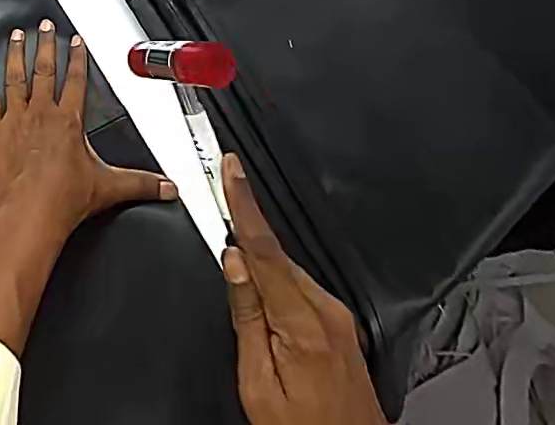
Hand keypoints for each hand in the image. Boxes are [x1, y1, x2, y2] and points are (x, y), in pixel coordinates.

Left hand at [0, 20, 175, 231]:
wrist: (29, 213)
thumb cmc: (64, 199)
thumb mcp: (108, 188)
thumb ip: (140, 183)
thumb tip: (166, 188)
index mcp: (68, 120)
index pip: (75, 80)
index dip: (76, 57)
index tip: (75, 40)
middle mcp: (41, 112)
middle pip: (44, 70)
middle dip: (45, 45)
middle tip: (44, 26)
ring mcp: (15, 118)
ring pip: (16, 77)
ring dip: (16, 54)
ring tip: (16, 35)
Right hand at [222, 152, 382, 424]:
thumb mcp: (258, 384)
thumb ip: (245, 315)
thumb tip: (232, 260)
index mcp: (303, 324)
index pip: (265, 248)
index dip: (244, 204)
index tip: (231, 170)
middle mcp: (326, 311)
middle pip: (274, 254)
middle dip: (242, 230)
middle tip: (216, 204)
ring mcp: (336, 316)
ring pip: (284, 268)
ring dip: (257, 258)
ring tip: (235, 272)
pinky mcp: (338, 322)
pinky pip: (297, 284)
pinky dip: (273, 276)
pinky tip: (261, 293)